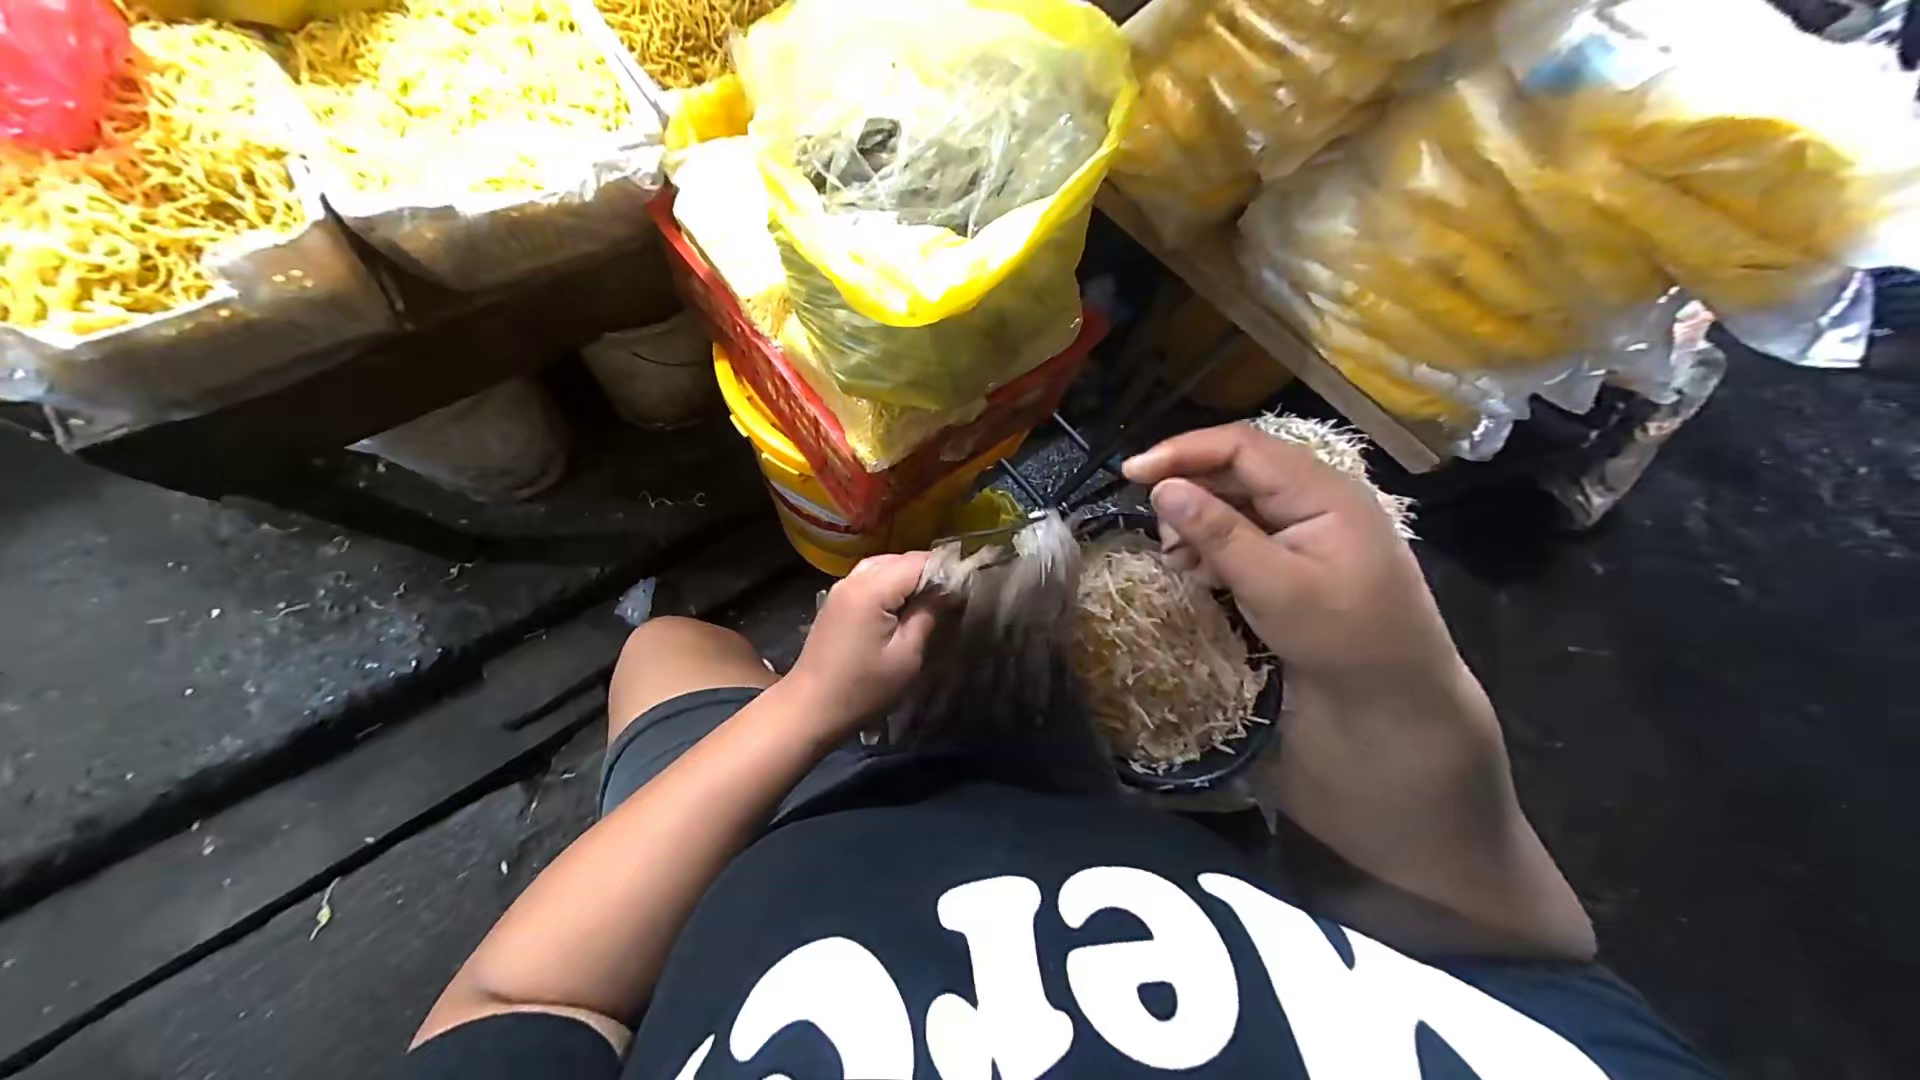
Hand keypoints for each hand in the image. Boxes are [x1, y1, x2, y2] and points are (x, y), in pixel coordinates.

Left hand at [785, 552, 938, 734]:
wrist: (810, 709)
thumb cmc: (863, 688)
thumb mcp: (906, 656)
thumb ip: (927, 615)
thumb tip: (947, 592)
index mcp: (872, 589)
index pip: (918, 562)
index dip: (945, 571)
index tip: (966, 588)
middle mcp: (855, 579)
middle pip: (900, 559)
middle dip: (928, 571)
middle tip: (953, 595)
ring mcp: (842, 588)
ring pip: (884, 565)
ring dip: (909, 576)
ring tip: (931, 598)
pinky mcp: (836, 600)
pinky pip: (870, 578)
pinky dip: (890, 582)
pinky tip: (903, 603)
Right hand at [1122, 423, 1458, 687]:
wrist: (1391, 694)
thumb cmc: (1342, 638)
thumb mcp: (1274, 587)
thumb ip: (1218, 533)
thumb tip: (1162, 489)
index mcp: (1321, 490)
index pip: (1241, 446)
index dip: (1182, 451)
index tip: (1132, 473)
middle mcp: (1312, 494)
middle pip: (1233, 470)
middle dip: (1187, 497)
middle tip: (1162, 540)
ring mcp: (1303, 521)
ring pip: (1232, 500)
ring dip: (1196, 525)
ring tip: (1182, 564)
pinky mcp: (1292, 547)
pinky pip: (1241, 528)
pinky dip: (1213, 546)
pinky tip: (1202, 574)